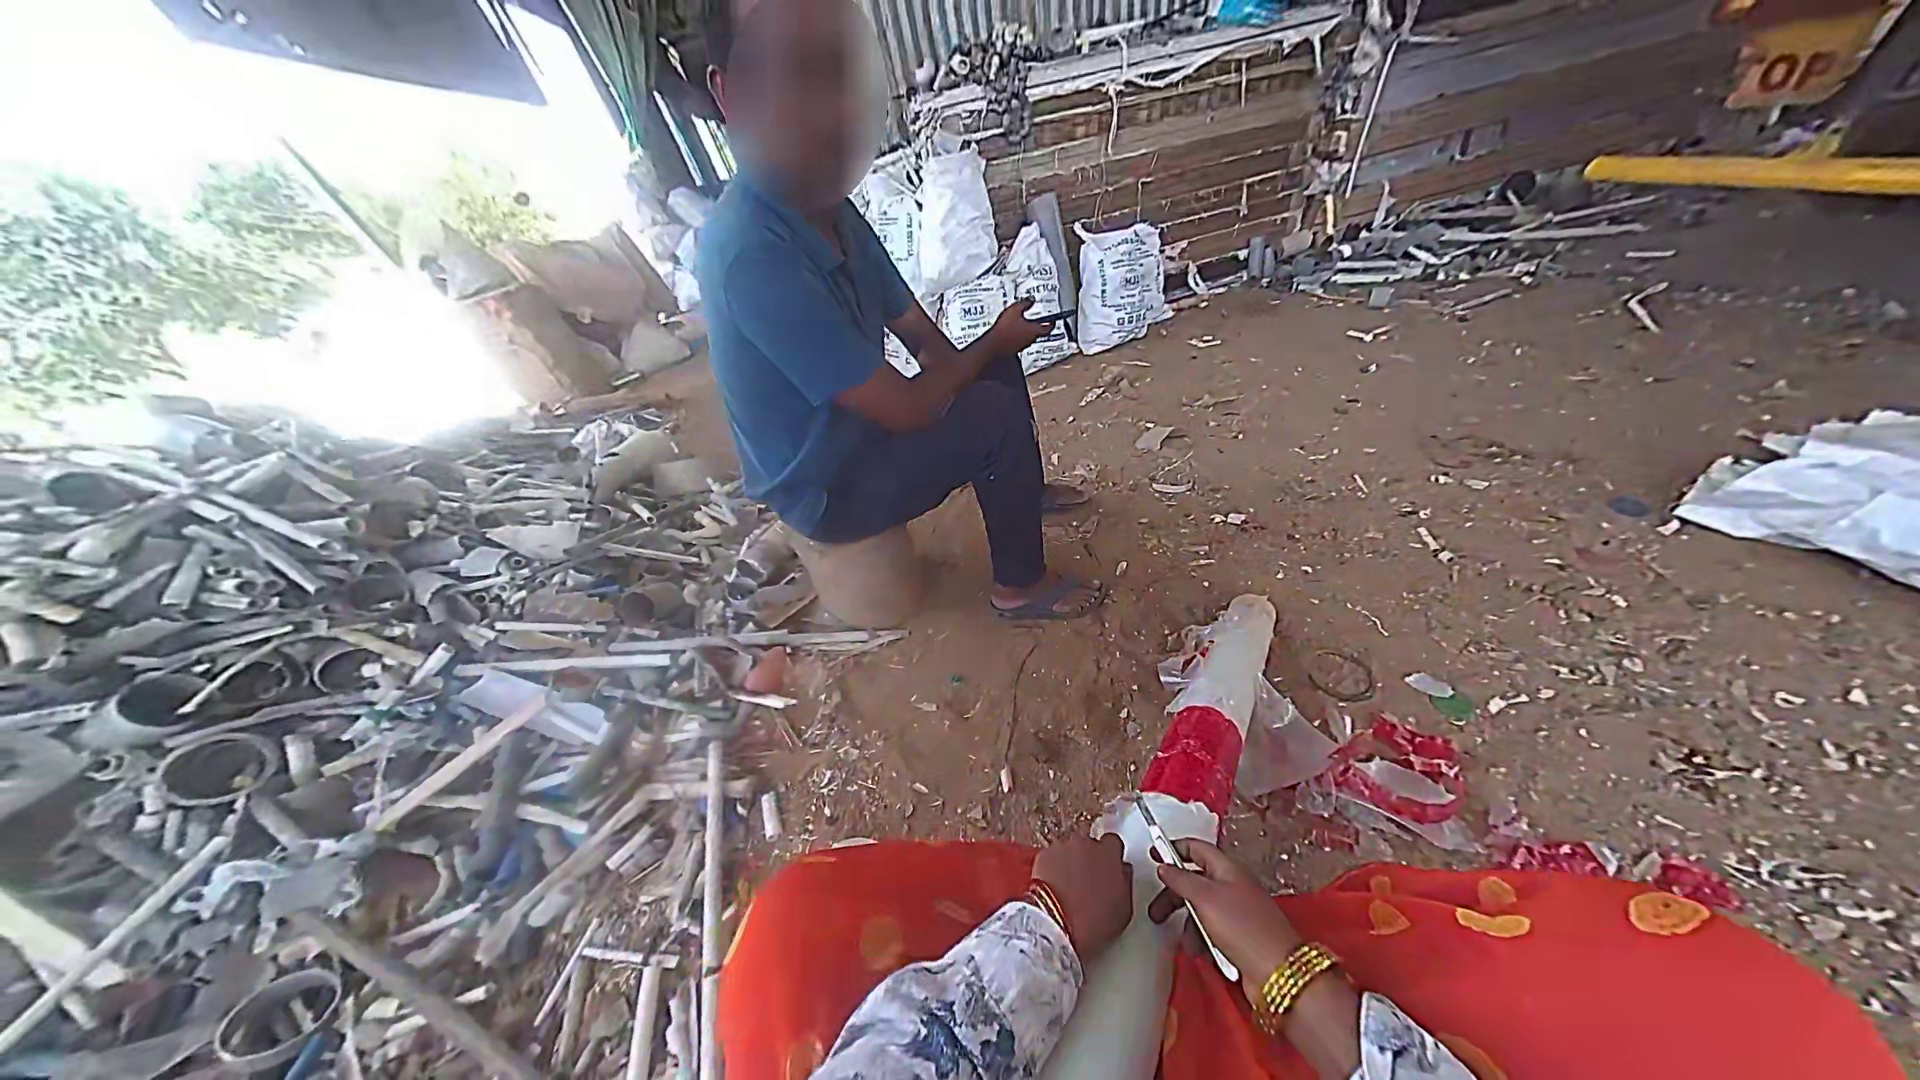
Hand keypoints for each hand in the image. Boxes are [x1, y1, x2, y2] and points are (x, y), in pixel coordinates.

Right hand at [985, 297, 1049, 354]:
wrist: (994, 344)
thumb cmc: (1005, 329)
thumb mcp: (1015, 310)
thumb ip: (1025, 303)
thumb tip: (1031, 299)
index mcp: (1034, 330)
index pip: (1048, 328)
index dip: (1052, 323)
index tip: (1053, 320)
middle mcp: (1030, 339)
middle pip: (1039, 333)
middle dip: (1039, 325)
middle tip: (1038, 320)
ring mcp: (1023, 345)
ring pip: (1029, 337)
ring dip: (1028, 330)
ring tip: (1023, 323)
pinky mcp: (1015, 348)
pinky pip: (1020, 340)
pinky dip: (1020, 335)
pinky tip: (1013, 330)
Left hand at [1031, 832, 1132, 960]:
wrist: (1058, 924)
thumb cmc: (1093, 921)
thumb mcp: (1124, 908)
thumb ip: (1125, 881)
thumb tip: (1122, 873)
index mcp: (1109, 854)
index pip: (1113, 842)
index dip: (1111, 855)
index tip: (1109, 867)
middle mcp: (1085, 844)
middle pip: (1090, 844)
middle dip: (1090, 859)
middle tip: (1090, 882)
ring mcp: (1062, 847)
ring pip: (1070, 850)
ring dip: (1072, 862)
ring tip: (1071, 888)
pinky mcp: (1044, 855)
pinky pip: (1052, 857)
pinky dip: (1054, 867)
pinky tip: (1056, 887)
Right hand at [1148, 839, 1301, 1007]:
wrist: (1278, 973)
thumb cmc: (1241, 926)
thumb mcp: (1204, 897)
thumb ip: (1180, 878)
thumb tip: (1163, 866)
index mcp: (1227, 868)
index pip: (1196, 848)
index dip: (1174, 849)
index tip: (1154, 855)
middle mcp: (1232, 886)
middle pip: (1195, 880)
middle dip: (1175, 895)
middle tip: (1157, 910)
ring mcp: (1238, 912)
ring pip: (1202, 908)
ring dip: (1189, 923)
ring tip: (1185, 941)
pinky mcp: (1240, 936)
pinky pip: (1212, 930)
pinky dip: (1202, 938)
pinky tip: (1200, 951)